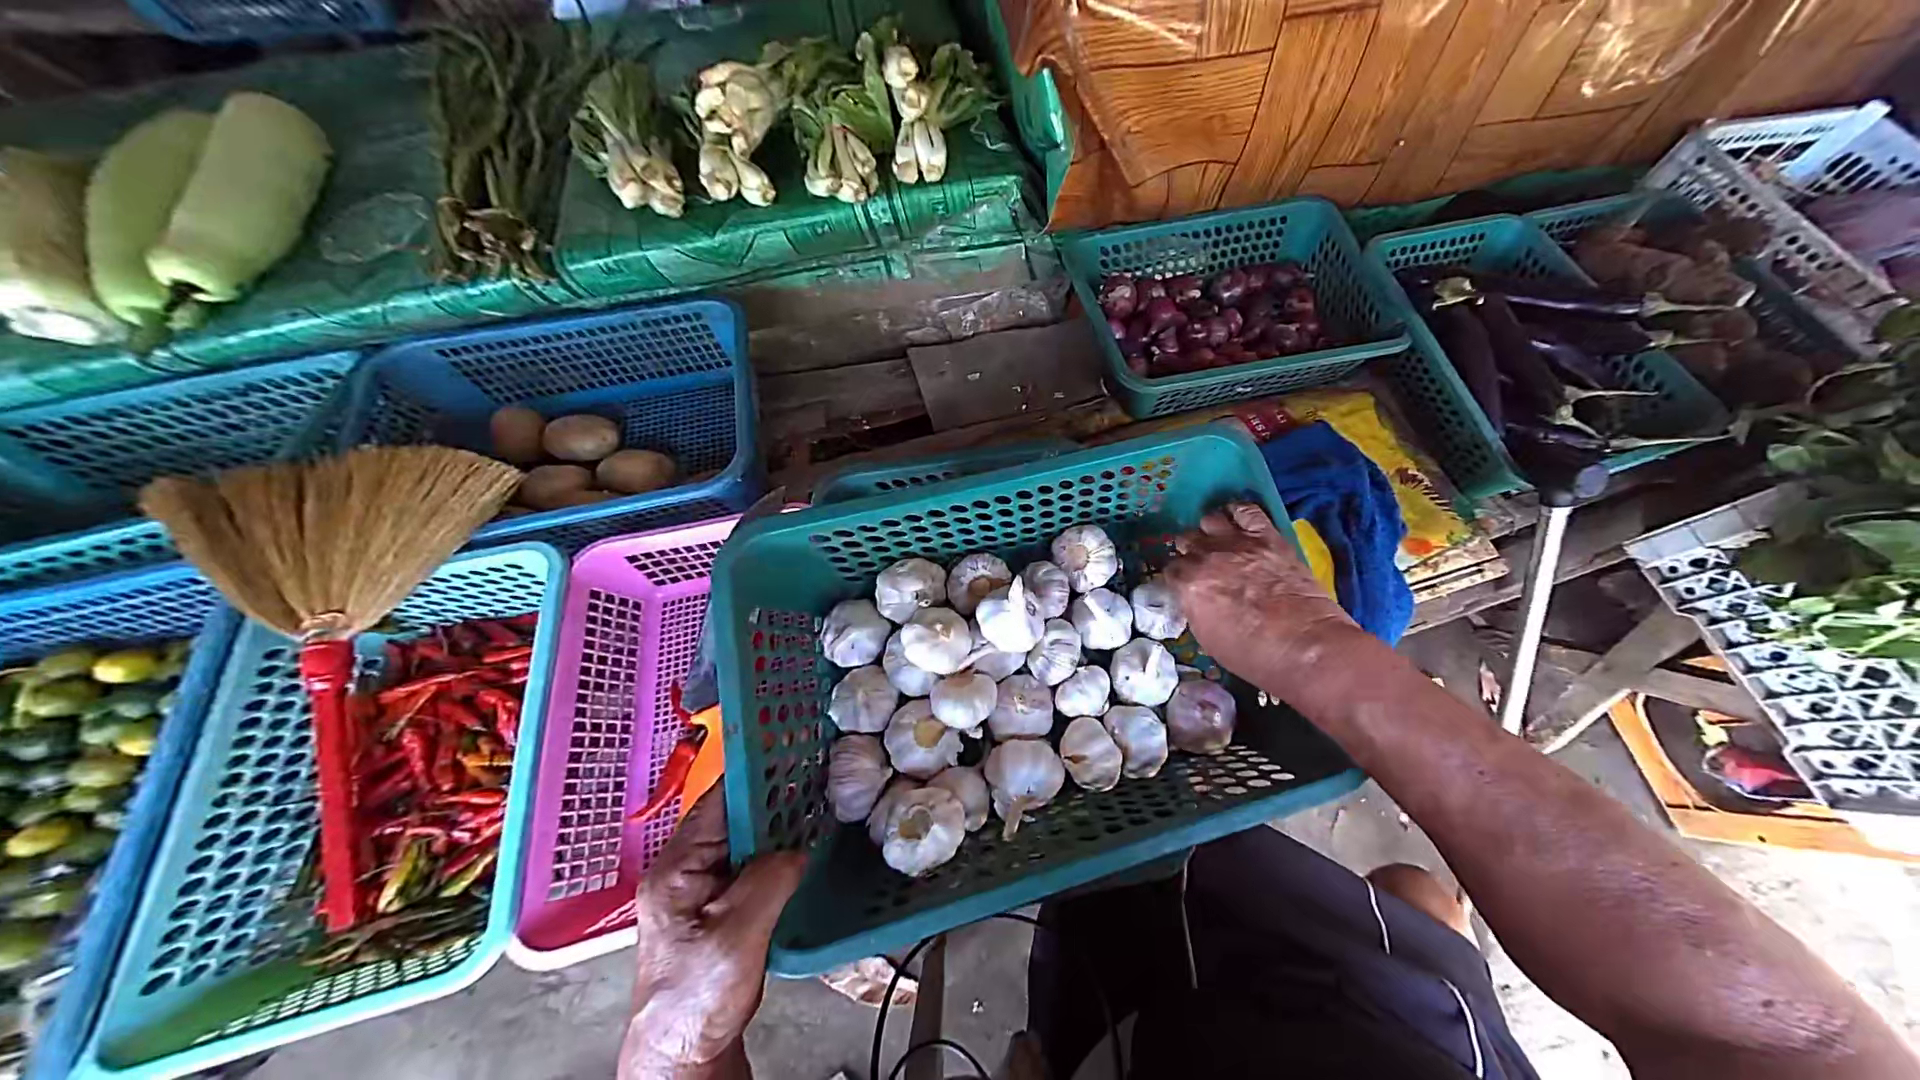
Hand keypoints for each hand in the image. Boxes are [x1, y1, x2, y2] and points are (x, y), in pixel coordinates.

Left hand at [621, 788, 806, 1079]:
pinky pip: (752, 861)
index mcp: (677, 867)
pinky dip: (778, 849)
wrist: (683, 1054)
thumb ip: (768, 881)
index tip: (790, 752)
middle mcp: (686, 868)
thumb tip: (798, 848)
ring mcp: (703, 886)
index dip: (755, 773)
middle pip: (734, 814)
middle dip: (773, 795)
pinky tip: (802, 847)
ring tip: (815, 803)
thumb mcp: (736, 936)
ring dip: (778, 823)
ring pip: (746, 837)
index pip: (718, 799)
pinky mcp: (720, 903)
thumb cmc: (695, 1000)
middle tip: (814, 775)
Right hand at [1163, 502, 1359, 699]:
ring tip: (1219, 541)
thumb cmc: (1253, 656)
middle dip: (1191, 551)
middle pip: (1187, 540)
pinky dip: (1238, 512)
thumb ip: (1195, 607)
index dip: (1178, 576)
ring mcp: (1238, 543)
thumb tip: (1194, 597)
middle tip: (1202, 564)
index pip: (1171, 569)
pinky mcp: (1268, 537)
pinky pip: (1246, 509)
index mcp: (1188, 584)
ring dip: (1211, 530)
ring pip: (1210, 519)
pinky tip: (1237, 520)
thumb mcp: (1206, 636)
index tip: (1184, 583)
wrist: (1306, 648)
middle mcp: (1207, 557)